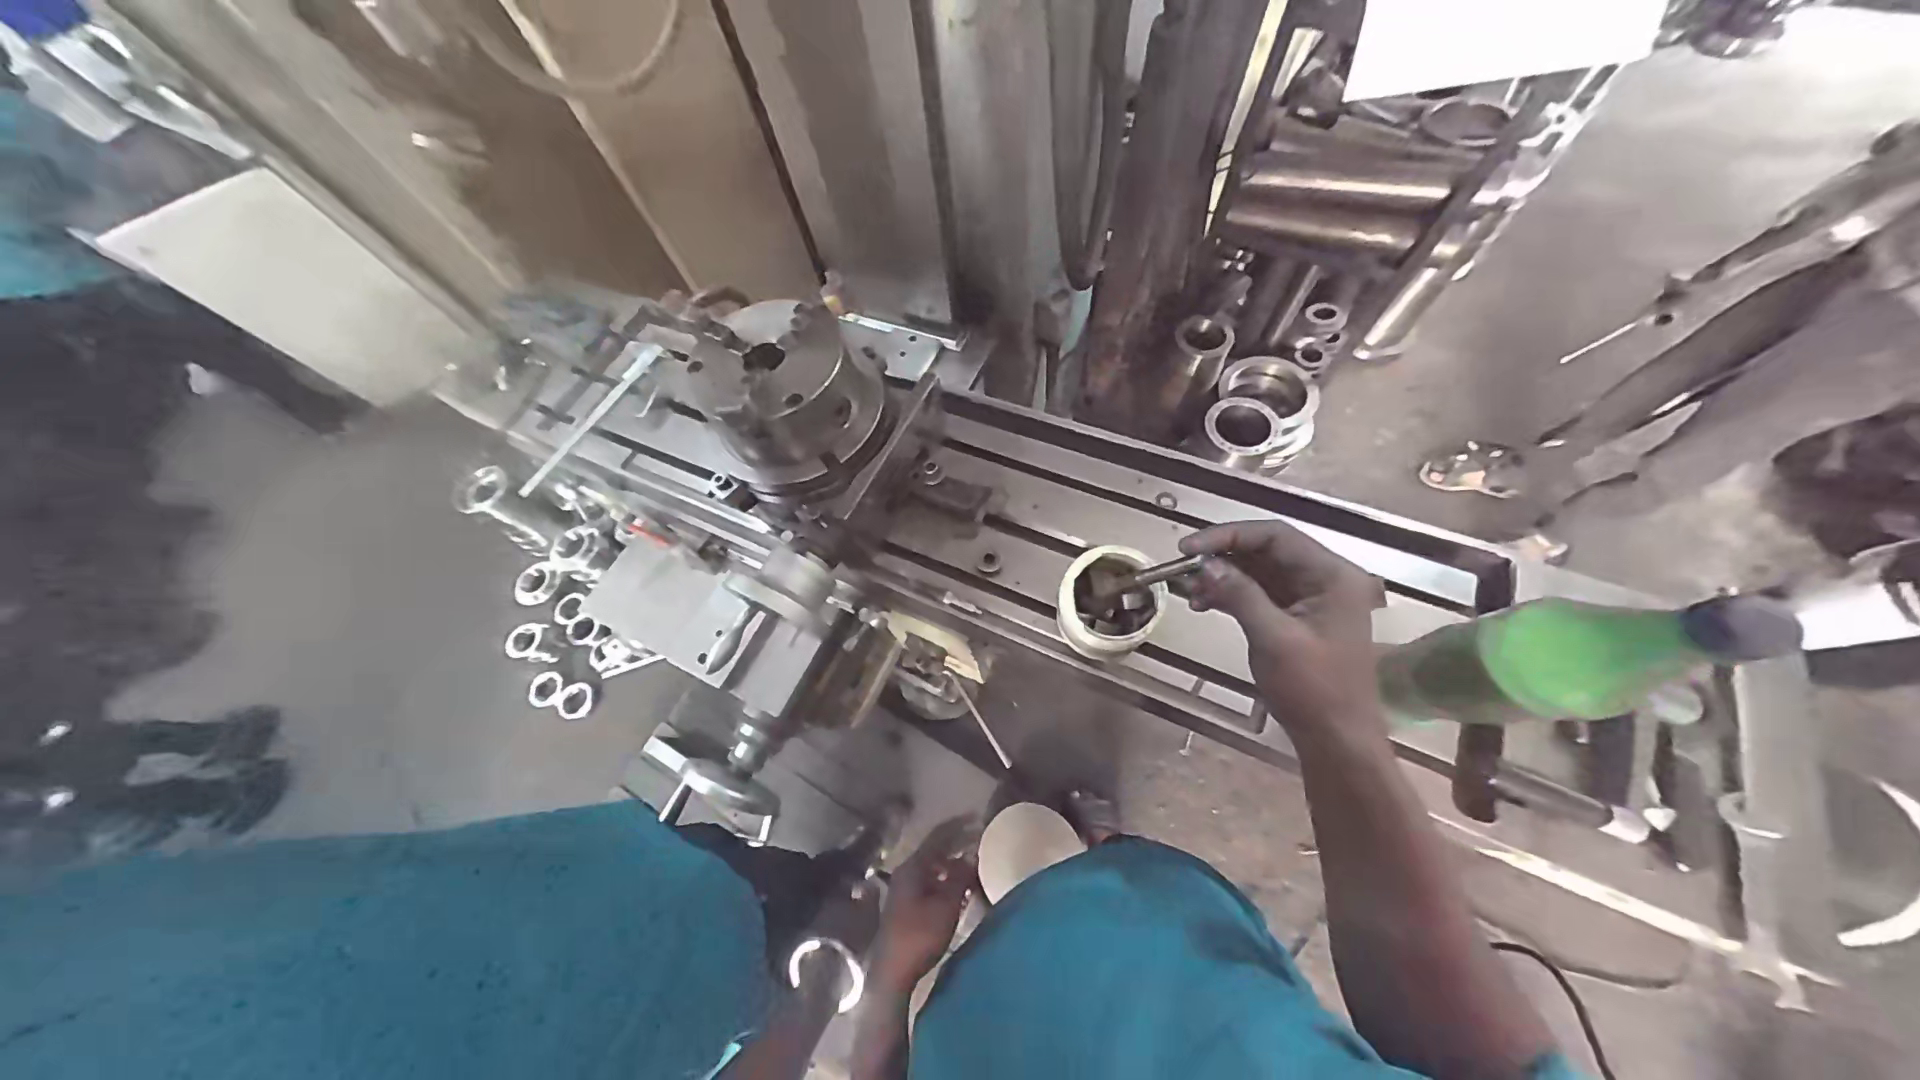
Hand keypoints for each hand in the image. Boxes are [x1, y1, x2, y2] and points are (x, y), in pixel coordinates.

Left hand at [870, 817, 977, 990]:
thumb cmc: (920, 935)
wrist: (893, 973)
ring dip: (953, 862)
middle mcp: (907, 872)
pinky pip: (931, 881)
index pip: (938, 836)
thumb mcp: (946, 905)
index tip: (977, 818)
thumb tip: (972, 853)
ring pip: (933, 867)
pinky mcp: (907, 905)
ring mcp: (905, 889)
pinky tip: (961, 887)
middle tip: (980, 838)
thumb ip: (960, 877)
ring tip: (974, 862)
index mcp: (914, 867)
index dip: (958, 825)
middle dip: (957, 843)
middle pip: (935, 850)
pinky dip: (947, 878)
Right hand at [1180, 520, 1387, 738]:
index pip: (1275, 536)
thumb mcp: (1273, 638)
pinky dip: (1231, 595)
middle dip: (1222, 557)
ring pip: (1258, 571)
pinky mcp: (1296, 617)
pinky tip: (1204, 604)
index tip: (1189, 548)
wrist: (1337, 739)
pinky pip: (1259, 593)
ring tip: (1190, 591)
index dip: (1229, 536)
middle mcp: (1324, 579)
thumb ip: (1240, 594)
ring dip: (1223, 577)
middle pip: (1266, 550)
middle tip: (1184, 568)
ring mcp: (1311, 599)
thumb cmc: (1313, 689)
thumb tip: (1205, 564)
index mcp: (1331, 575)